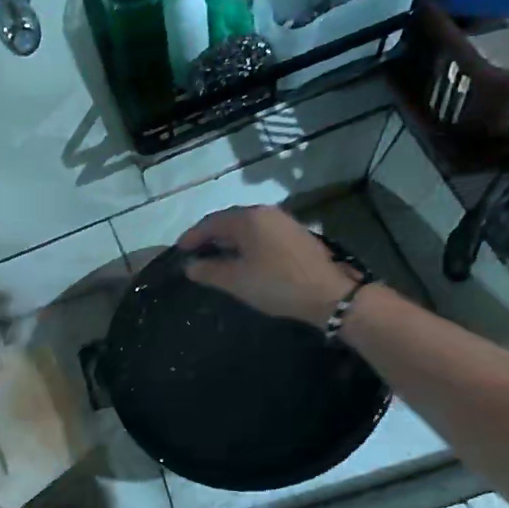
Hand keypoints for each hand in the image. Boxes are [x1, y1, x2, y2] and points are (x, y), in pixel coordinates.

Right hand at [177, 205, 360, 324]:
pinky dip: (246, 243)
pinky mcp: (296, 235)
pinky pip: (261, 233)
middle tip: (195, 253)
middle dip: (210, 236)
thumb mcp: (236, 281)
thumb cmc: (277, 285)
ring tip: (216, 257)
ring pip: (247, 227)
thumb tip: (190, 266)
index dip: (193, 236)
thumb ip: (209, 271)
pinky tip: (242, 259)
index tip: (180, 250)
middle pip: (230, 220)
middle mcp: (266, 213)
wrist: (329, 294)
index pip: (212, 222)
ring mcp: (283, 222)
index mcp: (249, 219)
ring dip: (229, 240)